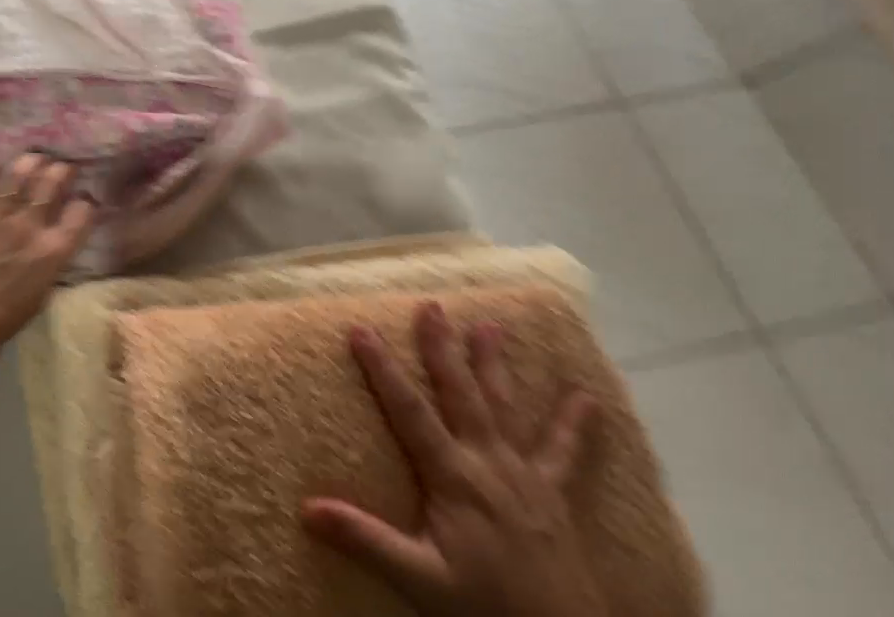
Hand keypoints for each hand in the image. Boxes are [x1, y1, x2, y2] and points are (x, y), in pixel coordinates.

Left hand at [0, 155, 95, 348]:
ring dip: (27, 162)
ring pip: (16, 175)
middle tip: (60, 167)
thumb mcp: (45, 288)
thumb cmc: (9, 313)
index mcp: (53, 249)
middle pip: (51, 183)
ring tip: (31, 159)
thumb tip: (57, 237)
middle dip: (60, 170)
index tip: (82, 198)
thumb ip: (54, 257)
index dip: (85, 202)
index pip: (81, 212)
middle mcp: (29, 226)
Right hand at [302, 303, 606, 616]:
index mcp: (454, 477)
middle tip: (433, 306)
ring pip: (506, 408)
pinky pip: (565, 452)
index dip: (383, 368)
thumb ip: (365, 539)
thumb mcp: (418, 578)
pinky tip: (587, 397)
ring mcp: (525, 475)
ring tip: (490, 326)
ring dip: (495, 366)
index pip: (409, 411)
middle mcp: (489, 463)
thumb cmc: (484, 604)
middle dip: (442, 349)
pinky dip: (575, 424)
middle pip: (461, 394)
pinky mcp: (554, 493)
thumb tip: (307, 508)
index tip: (361, 329)